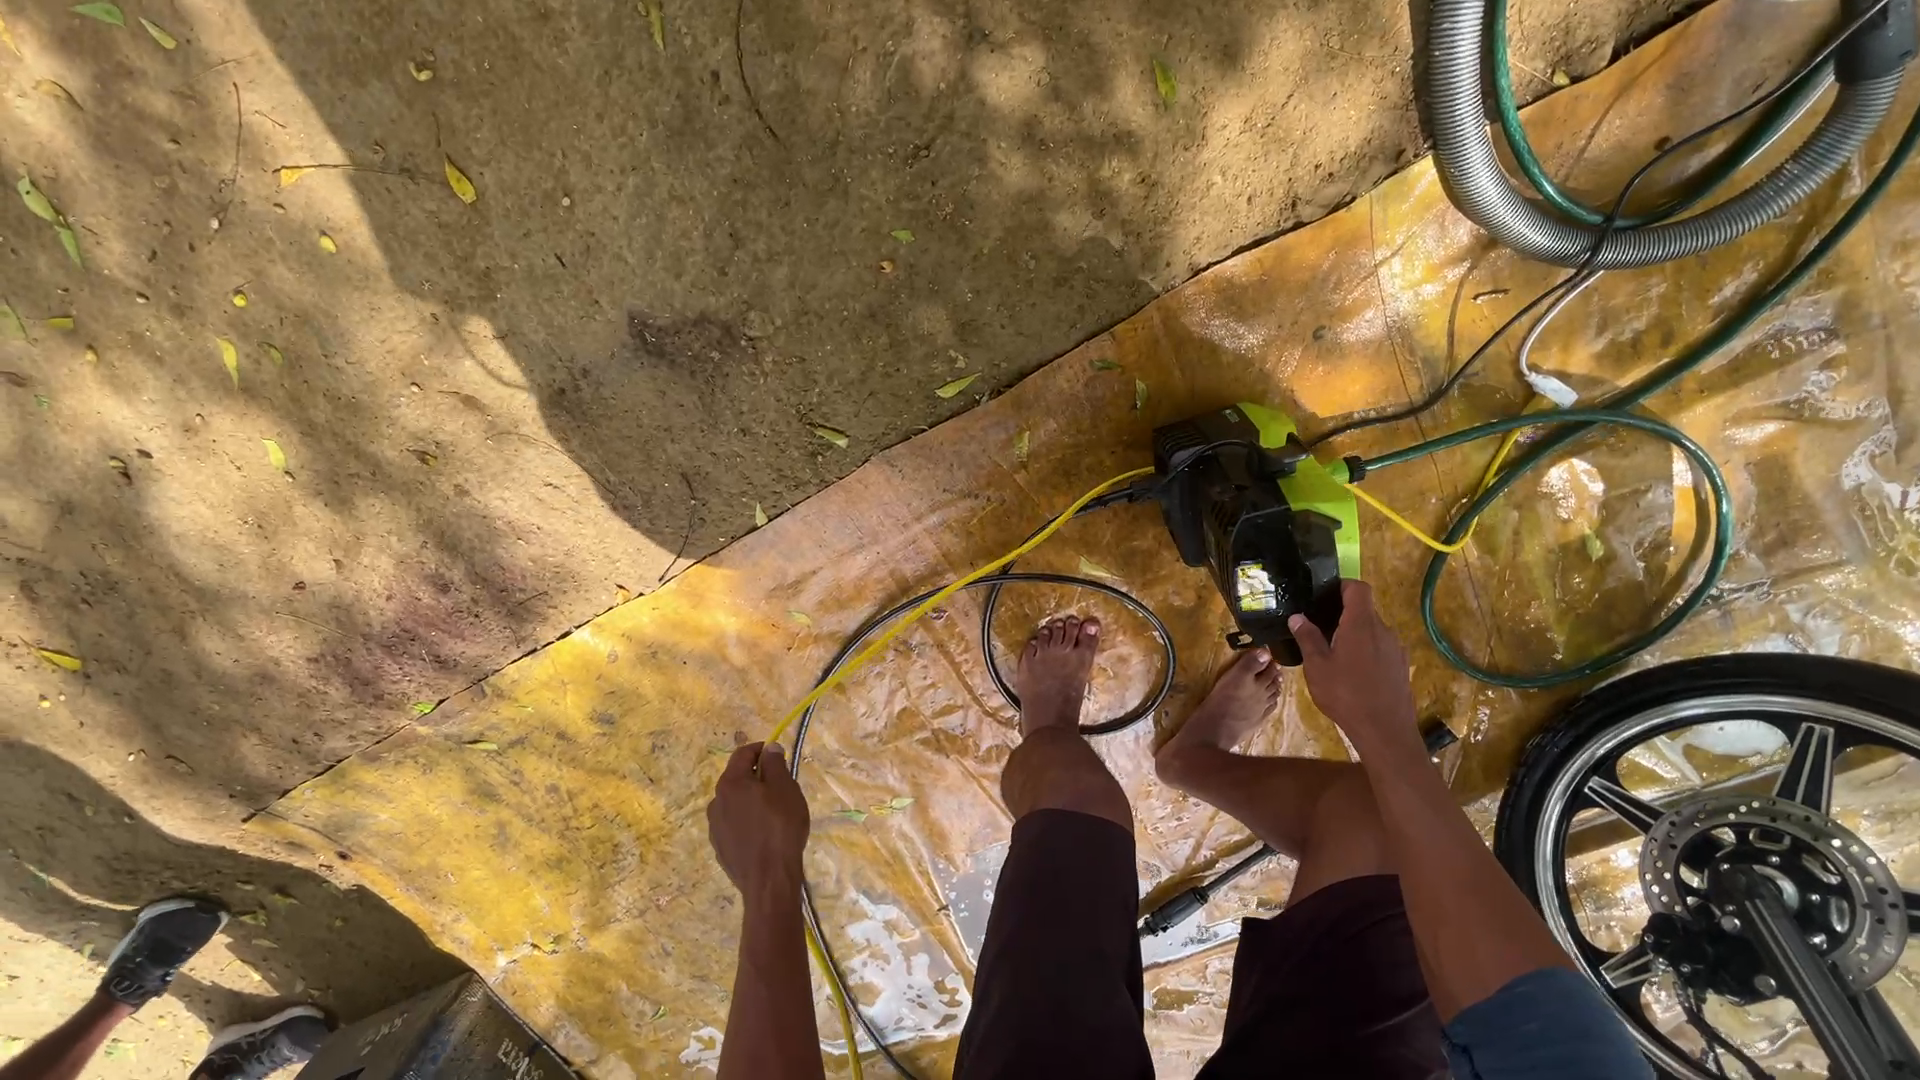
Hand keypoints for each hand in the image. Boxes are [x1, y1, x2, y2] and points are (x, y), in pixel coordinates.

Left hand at [707, 742, 810, 905]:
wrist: (769, 879)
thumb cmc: (780, 827)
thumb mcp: (785, 788)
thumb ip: (775, 764)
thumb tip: (768, 748)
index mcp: (730, 783)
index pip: (742, 754)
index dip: (761, 749)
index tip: (779, 754)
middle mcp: (716, 802)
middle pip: (737, 779)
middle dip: (758, 776)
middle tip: (782, 785)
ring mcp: (715, 827)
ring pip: (735, 803)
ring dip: (751, 800)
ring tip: (774, 812)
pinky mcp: (720, 848)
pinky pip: (734, 824)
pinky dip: (747, 820)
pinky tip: (764, 833)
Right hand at [1289, 580, 1419, 751]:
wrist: (1385, 730)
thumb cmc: (1346, 694)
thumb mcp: (1317, 667)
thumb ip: (1308, 638)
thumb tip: (1297, 617)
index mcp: (1361, 624)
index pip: (1358, 588)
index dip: (1342, 586)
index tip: (1323, 595)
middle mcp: (1383, 630)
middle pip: (1364, 610)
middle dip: (1342, 614)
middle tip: (1318, 628)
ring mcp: (1395, 649)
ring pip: (1372, 630)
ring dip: (1354, 634)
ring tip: (1333, 652)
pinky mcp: (1400, 666)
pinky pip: (1380, 647)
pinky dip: (1365, 650)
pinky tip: (1351, 671)